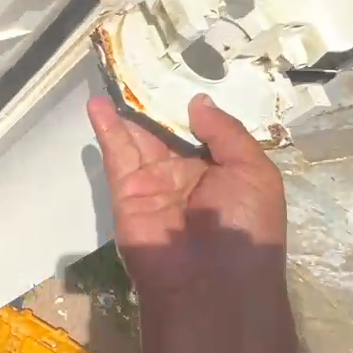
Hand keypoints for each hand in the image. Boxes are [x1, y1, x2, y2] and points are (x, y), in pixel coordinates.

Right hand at [85, 94, 286, 302]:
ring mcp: (151, 184)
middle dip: (150, 106)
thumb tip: (197, 102)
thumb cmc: (246, 225)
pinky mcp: (124, 192)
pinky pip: (116, 156)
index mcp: (220, 172)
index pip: (200, 133)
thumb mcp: (254, 172)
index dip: (188, 109)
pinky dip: (106, 130)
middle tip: (136, 71)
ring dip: (122, 113)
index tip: (177, 78)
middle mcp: (183, 175)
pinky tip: (98, 107)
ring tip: (110, 81)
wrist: (211, 281)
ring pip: (135, 140)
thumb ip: (225, 133)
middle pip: (162, 133)